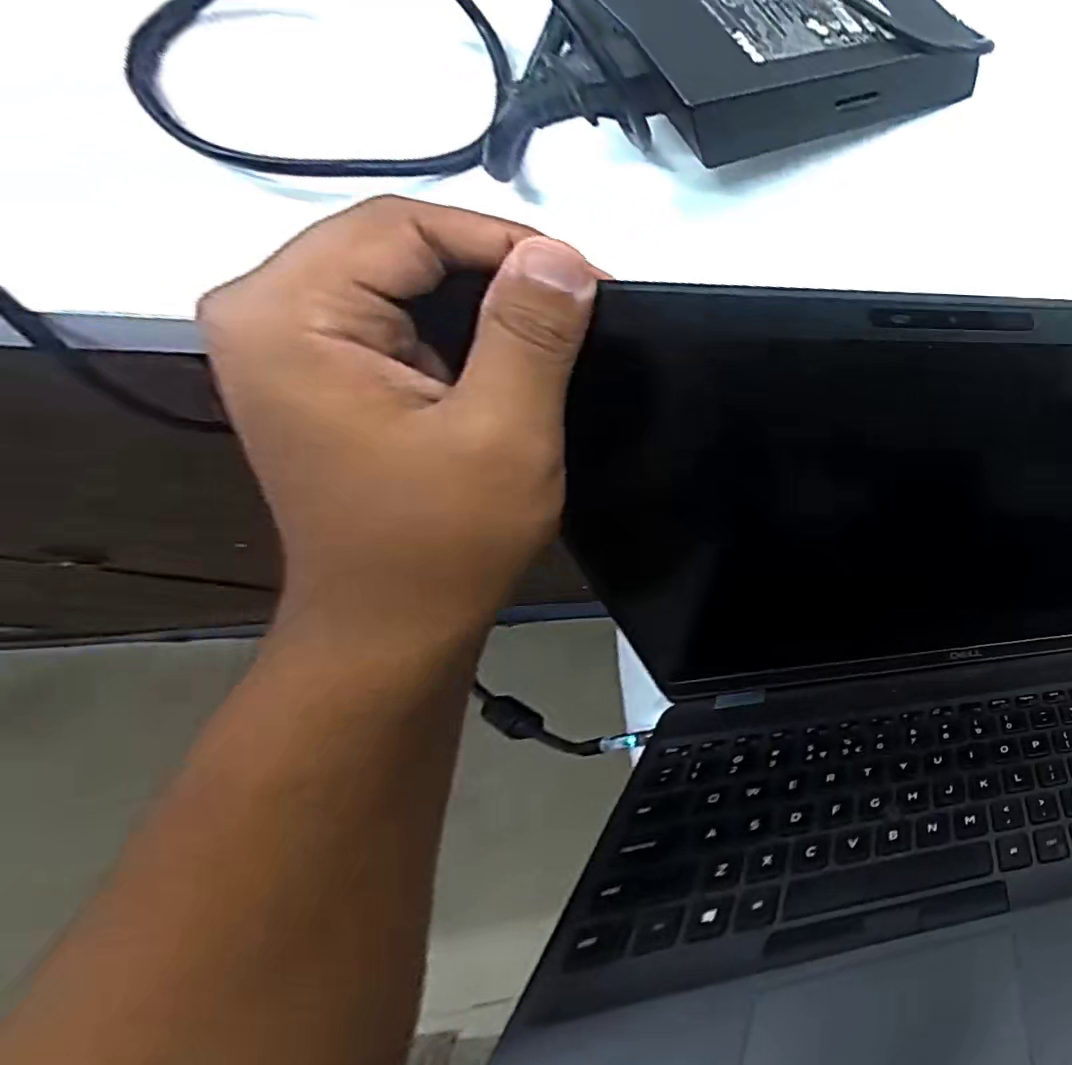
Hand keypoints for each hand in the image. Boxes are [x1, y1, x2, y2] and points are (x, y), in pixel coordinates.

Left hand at [197, 196, 603, 633]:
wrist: (398, 620)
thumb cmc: (446, 537)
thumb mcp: (505, 432)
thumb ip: (530, 336)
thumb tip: (561, 256)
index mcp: (290, 316)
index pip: (403, 225)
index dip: (506, 241)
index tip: (589, 280)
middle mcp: (271, 315)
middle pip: (397, 244)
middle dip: (501, 266)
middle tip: (584, 303)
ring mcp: (295, 347)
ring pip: (405, 279)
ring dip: (490, 297)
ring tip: (562, 325)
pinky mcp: (329, 376)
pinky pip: (404, 319)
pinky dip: (470, 328)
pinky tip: (518, 355)